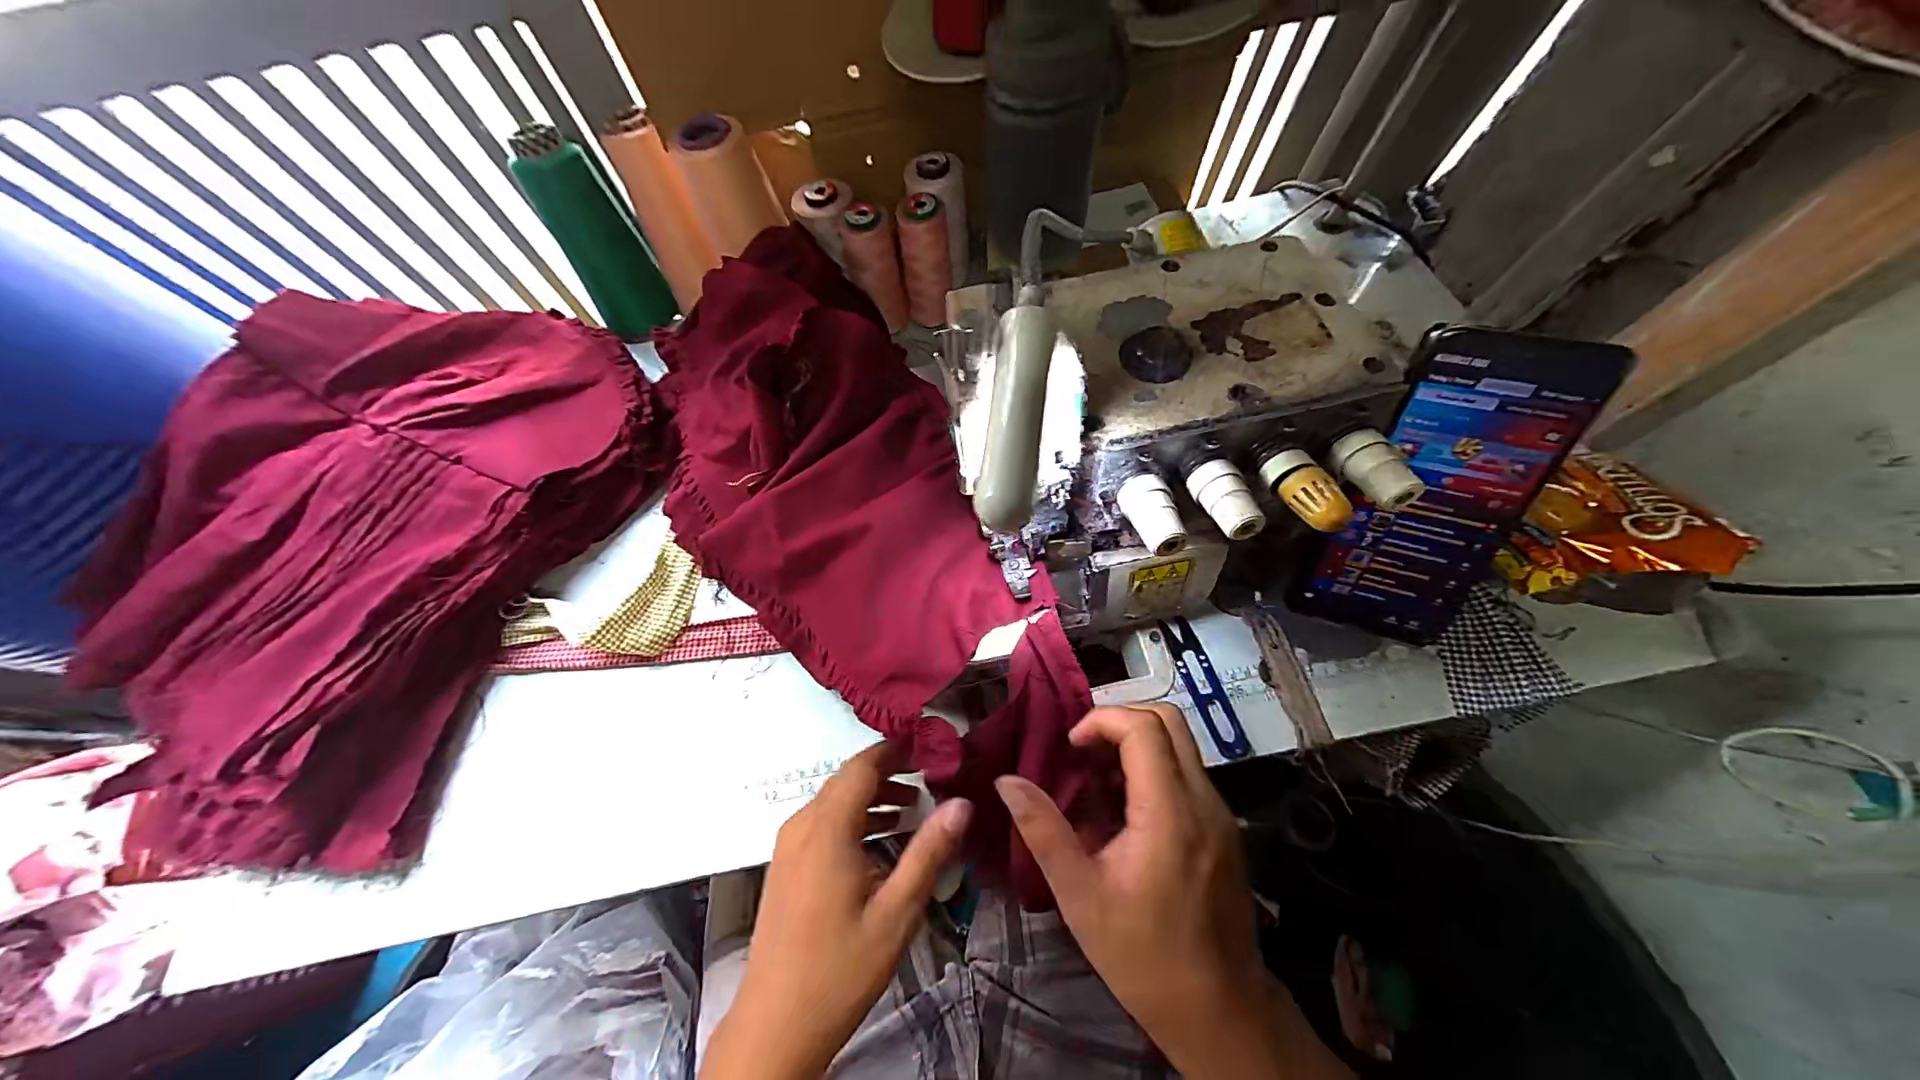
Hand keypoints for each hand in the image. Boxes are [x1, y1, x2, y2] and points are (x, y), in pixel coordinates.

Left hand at [700, 743, 971, 1079]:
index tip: (929, 743)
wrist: (775, 1024)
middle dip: (889, 772)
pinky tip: (881, 840)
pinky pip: (823, 823)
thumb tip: (962, 804)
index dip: (896, 749)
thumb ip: (929, 851)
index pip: (862, 766)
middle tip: (930, 774)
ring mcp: (788, 846)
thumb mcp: (896, 911)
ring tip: (913, 808)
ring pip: (835, 802)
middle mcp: (802, 826)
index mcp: (826, 828)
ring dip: (873, 797)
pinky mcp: (785, 866)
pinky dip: (854, 819)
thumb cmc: (840, 968)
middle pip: (847, 780)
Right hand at [996, 705, 1350, 1079]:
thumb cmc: (1142, 954)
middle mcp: (1204, 801)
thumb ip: (1042, 829)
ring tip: (1097, 782)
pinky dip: (1153, 770)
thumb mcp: (1079, 893)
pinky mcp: (1224, 830)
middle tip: (1083, 751)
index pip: (1144, 728)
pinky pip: (1188, 775)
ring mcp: (1220, 814)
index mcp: (1169, 811)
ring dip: (1136, 745)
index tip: (1070, 746)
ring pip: (1181, 745)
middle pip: (1169, 721)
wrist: (1219, 1010)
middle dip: (1120, 721)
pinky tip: (1124, 812)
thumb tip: (1006, 781)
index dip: (1102, 720)